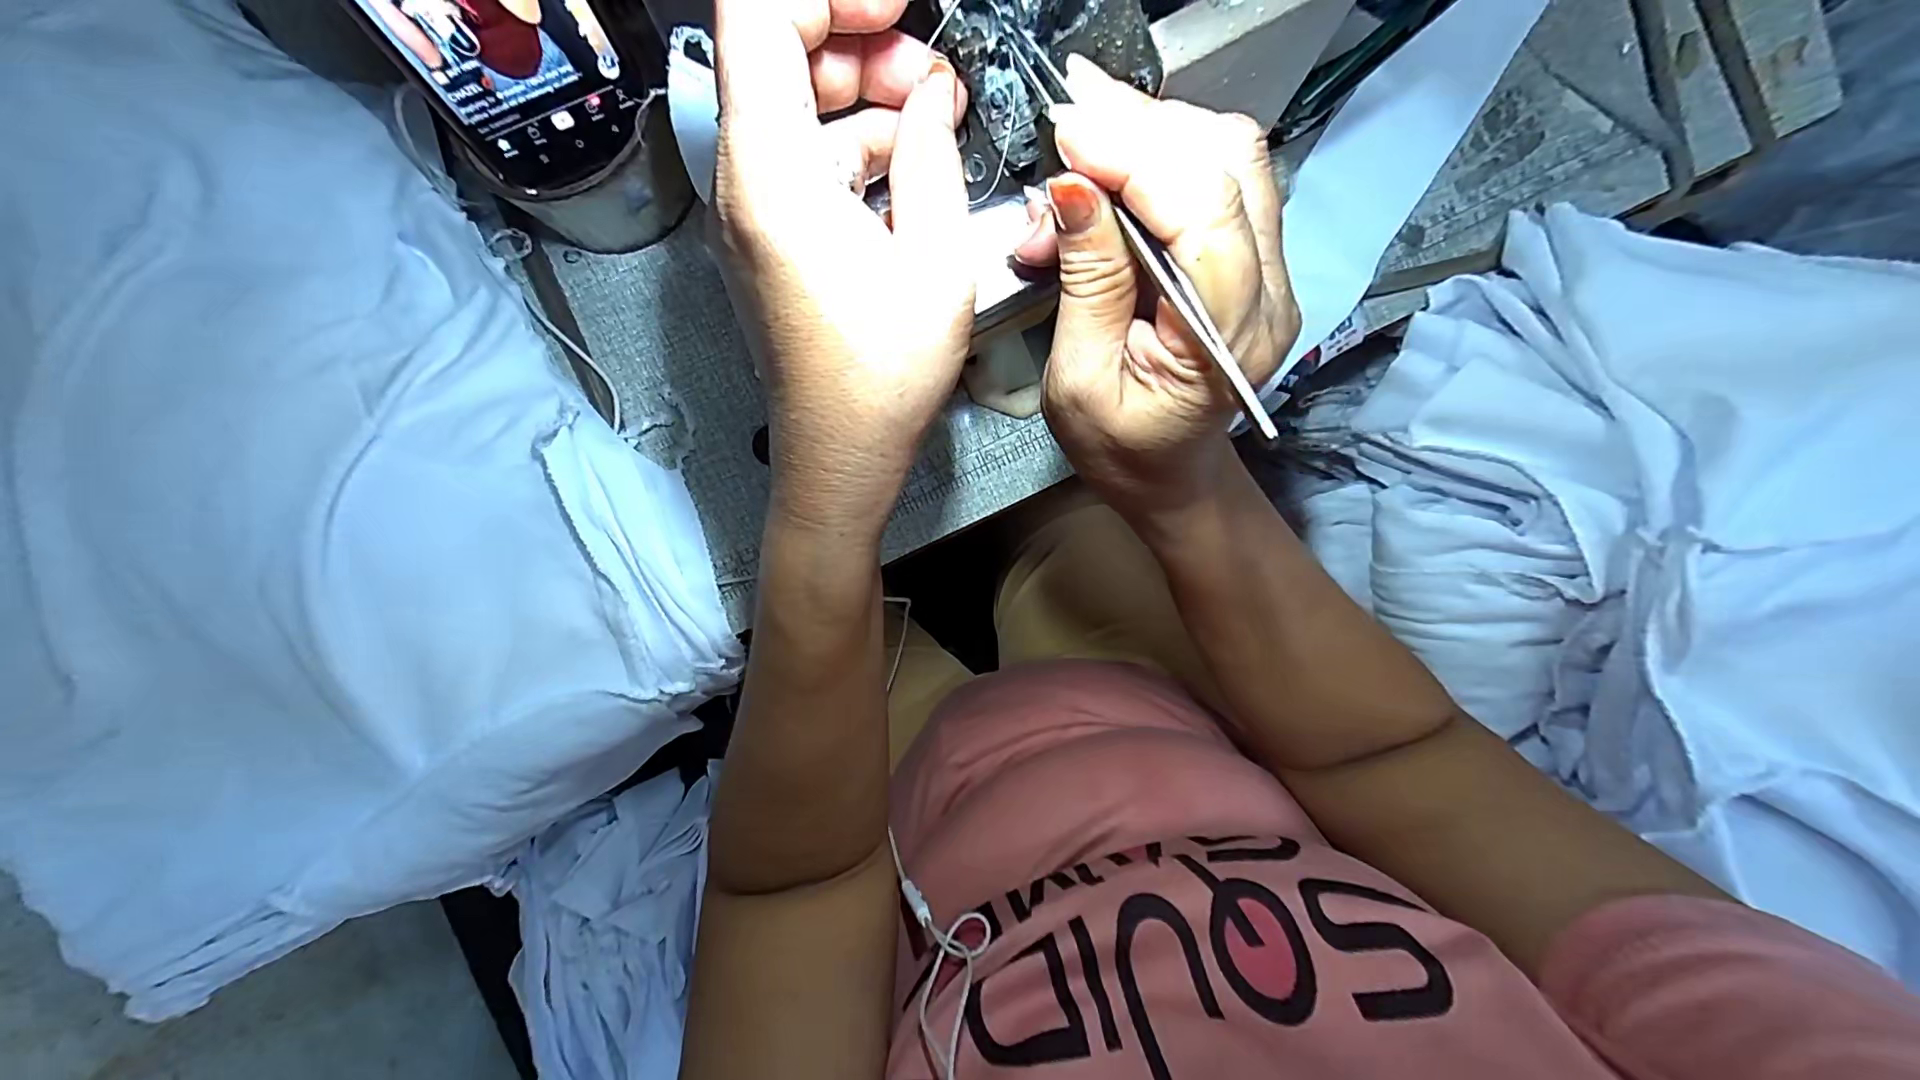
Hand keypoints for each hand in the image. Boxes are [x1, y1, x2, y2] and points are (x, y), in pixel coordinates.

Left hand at [713, 0, 972, 539]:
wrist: (840, 452)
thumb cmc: (878, 383)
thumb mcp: (935, 259)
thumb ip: (932, 156)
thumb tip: (932, 97)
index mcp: (772, 179)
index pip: (760, 15)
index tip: (893, 5)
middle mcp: (743, 189)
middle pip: (773, 55)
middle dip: (855, 43)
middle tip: (927, 73)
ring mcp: (751, 217)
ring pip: (790, 110)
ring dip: (858, 97)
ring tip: (928, 121)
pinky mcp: (769, 242)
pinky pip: (800, 162)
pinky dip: (848, 146)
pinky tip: (901, 167)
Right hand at [1024, 59, 1299, 524]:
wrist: (1166, 472)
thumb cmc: (1120, 448)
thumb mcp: (1079, 380)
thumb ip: (1087, 284)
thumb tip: (1073, 189)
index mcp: (1226, 339)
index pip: (1201, 211)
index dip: (1134, 156)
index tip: (1069, 130)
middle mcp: (1267, 294)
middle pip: (1226, 164)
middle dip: (1141, 129)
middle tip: (1069, 124)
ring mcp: (1269, 272)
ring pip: (1229, 157)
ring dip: (1154, 135)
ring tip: (1086, 146)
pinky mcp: (1251, 261)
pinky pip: (1219, 180)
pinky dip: (1164, 158)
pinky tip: (1115, 170)